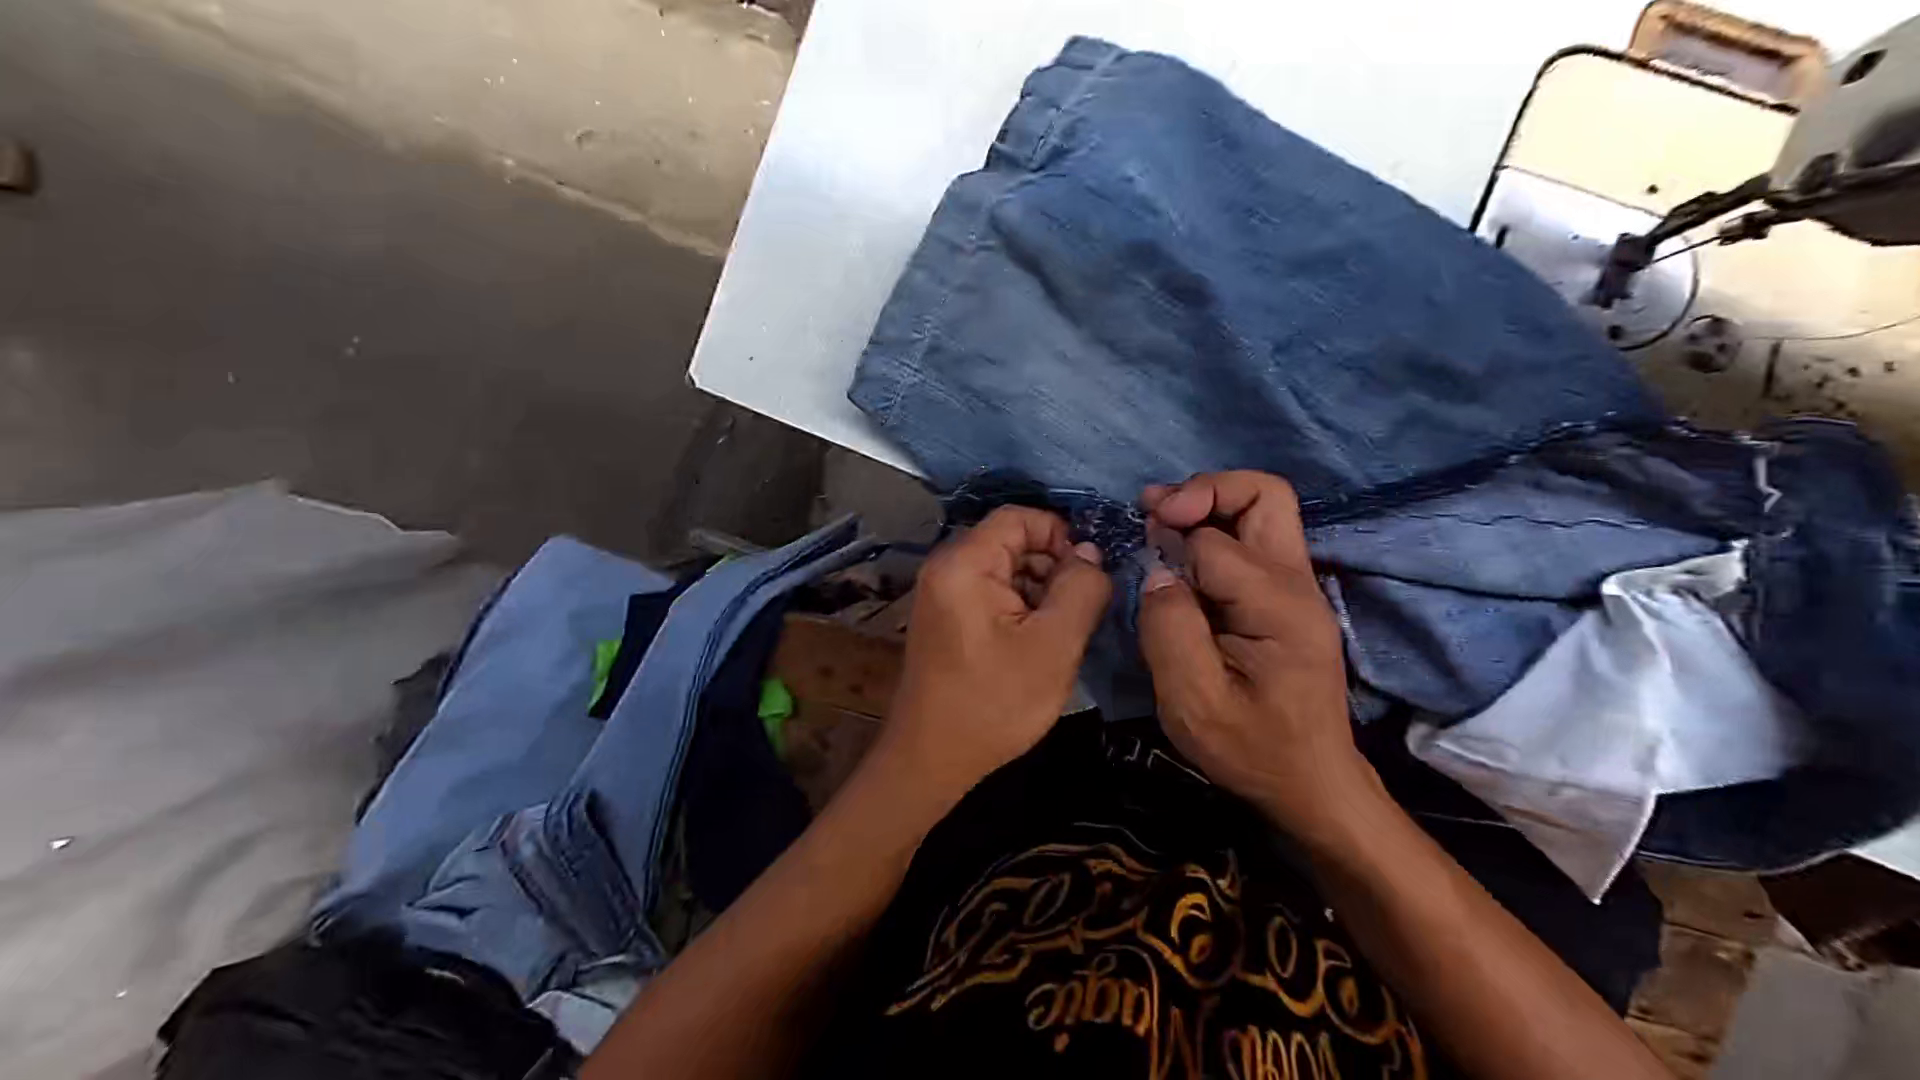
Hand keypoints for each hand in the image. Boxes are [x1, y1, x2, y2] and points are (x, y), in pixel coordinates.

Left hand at [879, 506, 1111, 797]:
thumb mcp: (1054, 645)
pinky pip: (991, 593)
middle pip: (1011, 542)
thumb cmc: (994, 703)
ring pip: (1005, 569)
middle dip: (1052, 566)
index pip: (1018, 517)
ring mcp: (942, 593)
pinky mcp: (947, 618)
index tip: (1089, 571)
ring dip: (1040, 589)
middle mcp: (946, 568)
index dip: (1060, 534)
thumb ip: (1081, 588)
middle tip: (1081, 607)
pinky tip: (1038, 642)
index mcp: (964, 563)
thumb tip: (1089, 553)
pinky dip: (1021, 607)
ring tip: (1062, 630)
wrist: (932, 758)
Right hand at [1137, 472, 1377, 843]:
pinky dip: (1213, 530)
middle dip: (1205, 490)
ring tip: (1160, 520)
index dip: (1172, 537)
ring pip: (1262, 509)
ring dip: (1209, 505)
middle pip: (1265, 494)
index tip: (1140, 550)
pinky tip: (1180, 552)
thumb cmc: (1252, 750)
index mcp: (1279, 607)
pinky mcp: (1286, 598)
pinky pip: (1252, 539)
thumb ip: (1170, 628)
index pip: (1215, 542)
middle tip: (1156, 510)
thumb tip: (1159, 571)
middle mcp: (1296, 583)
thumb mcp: (1193, 702)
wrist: (1311, 783)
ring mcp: (1297, 587)